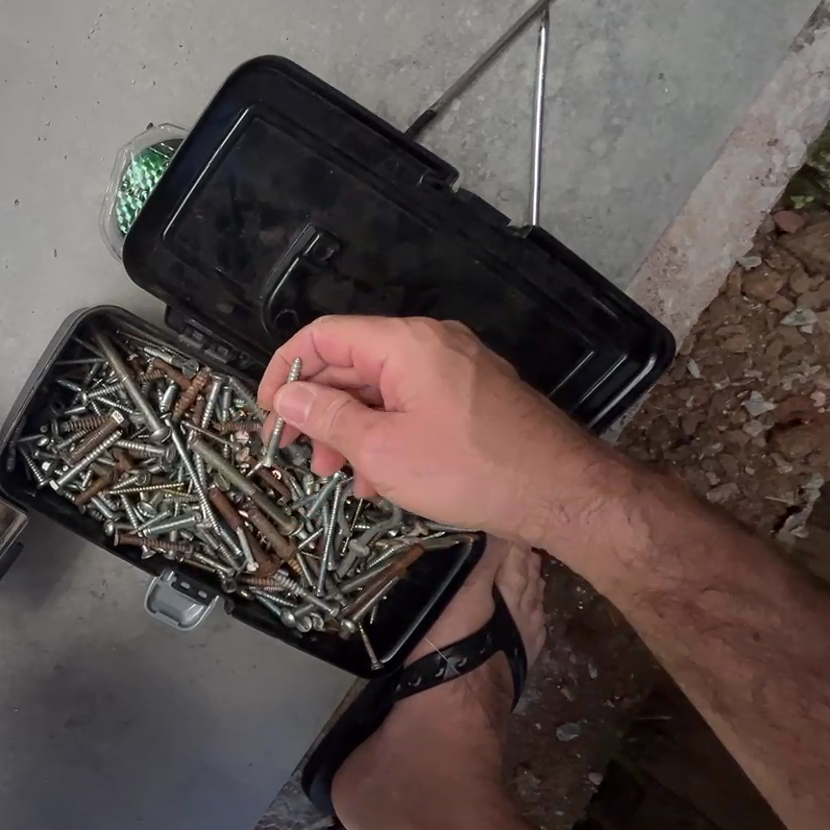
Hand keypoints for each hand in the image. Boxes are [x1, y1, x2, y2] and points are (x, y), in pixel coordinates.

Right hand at [256, 316, 622, 544]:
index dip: (285, 369)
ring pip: (374, 390)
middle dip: (314, 409)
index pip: (323, 336)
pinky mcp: (464, 395)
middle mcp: (427, 345)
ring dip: (345, 429)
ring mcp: (450, 369)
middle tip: (292, 450)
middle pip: (347, 364)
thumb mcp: (378, 448)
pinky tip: (374, 477)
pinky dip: (380, 433)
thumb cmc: (470, 468)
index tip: (268, 410)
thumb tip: (286, 396)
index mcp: (404, 344)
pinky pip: (405, 404)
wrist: (561, 494)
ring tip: (335, 473)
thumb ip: (324, 416)